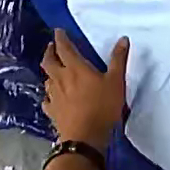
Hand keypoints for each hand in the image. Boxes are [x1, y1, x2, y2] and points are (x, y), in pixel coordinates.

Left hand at [41, 31, 129, 149]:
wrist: (84, 137)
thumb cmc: (102, 107)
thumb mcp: (116, 81)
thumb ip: (118, 60)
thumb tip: (122, 39)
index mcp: (75, 68)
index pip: (64, 47)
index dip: (60, 37)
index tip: (58, 31)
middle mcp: (60, 79)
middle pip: (49, 61)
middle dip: (49, 51)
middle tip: (52, 47)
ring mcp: (54, 96)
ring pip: (47, 79)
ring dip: (49, 72)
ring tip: (54, 70)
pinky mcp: (52, 111)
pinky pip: (47, 99)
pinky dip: (49, 95)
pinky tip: (52, 97)